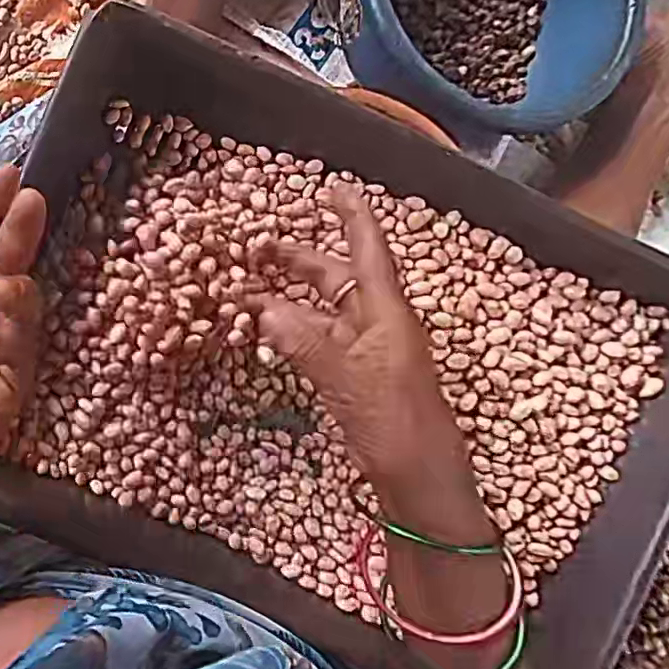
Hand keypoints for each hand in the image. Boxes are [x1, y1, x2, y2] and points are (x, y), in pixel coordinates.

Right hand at [252, 183, 466, 489]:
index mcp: (386, 314)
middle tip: (256, 249)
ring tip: (248, 289)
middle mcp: (375, 324)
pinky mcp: (352, 375)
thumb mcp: (350, 381)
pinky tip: (267, 331)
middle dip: (298, 259)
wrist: (420, 480)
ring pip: (321, 310)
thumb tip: (263, 308)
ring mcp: (363, 351)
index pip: (368, 252)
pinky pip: (316, 340)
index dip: (352, 217)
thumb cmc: (397, 426)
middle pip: (336, 278)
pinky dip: (291, 330)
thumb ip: (306, 343)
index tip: (331, 189)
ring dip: (287, 297)